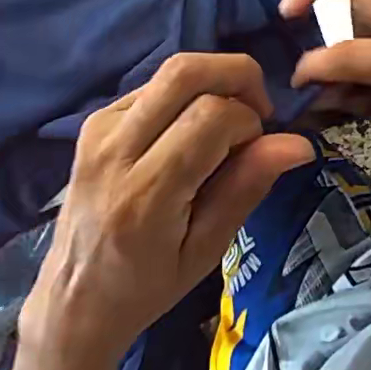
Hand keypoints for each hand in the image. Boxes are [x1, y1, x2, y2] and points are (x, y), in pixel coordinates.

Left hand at [19, 54, 312, 364]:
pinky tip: (191, 130)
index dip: (249, 121)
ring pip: (170, 71)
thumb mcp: (206, 249)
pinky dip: (186, 94)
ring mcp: (98, 128)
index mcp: (146, 193)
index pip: (210, 116)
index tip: (257, 149)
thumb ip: (247, 186)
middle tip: (258, 108)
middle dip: (237, 74)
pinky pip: (153, 86)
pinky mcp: (92, 121)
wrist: (73, 298)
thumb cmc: (145, 286)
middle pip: (185, 71)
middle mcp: (116, 148)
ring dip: (213, 82)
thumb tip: (297, 143)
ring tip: (228, 122)